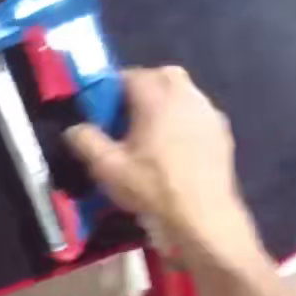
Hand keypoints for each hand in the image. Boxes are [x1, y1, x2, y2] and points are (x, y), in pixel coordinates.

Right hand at [65, 66, 262, 266]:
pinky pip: (196, 114)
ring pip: (183, 93)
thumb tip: (74, 129)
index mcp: (158, 99)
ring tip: (145, 133)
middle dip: (140, 88)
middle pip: (162, 76)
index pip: (131, 75)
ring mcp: (209, 115)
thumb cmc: (152, 189)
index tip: (98, 108)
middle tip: (122, 116)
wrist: (202, 220)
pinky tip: (169, 148)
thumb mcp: (106, 168)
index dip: (111, 87)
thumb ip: (85, 141)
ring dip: (162, 103)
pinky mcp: (221, 134)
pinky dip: (180, 120)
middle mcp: (187, 98)